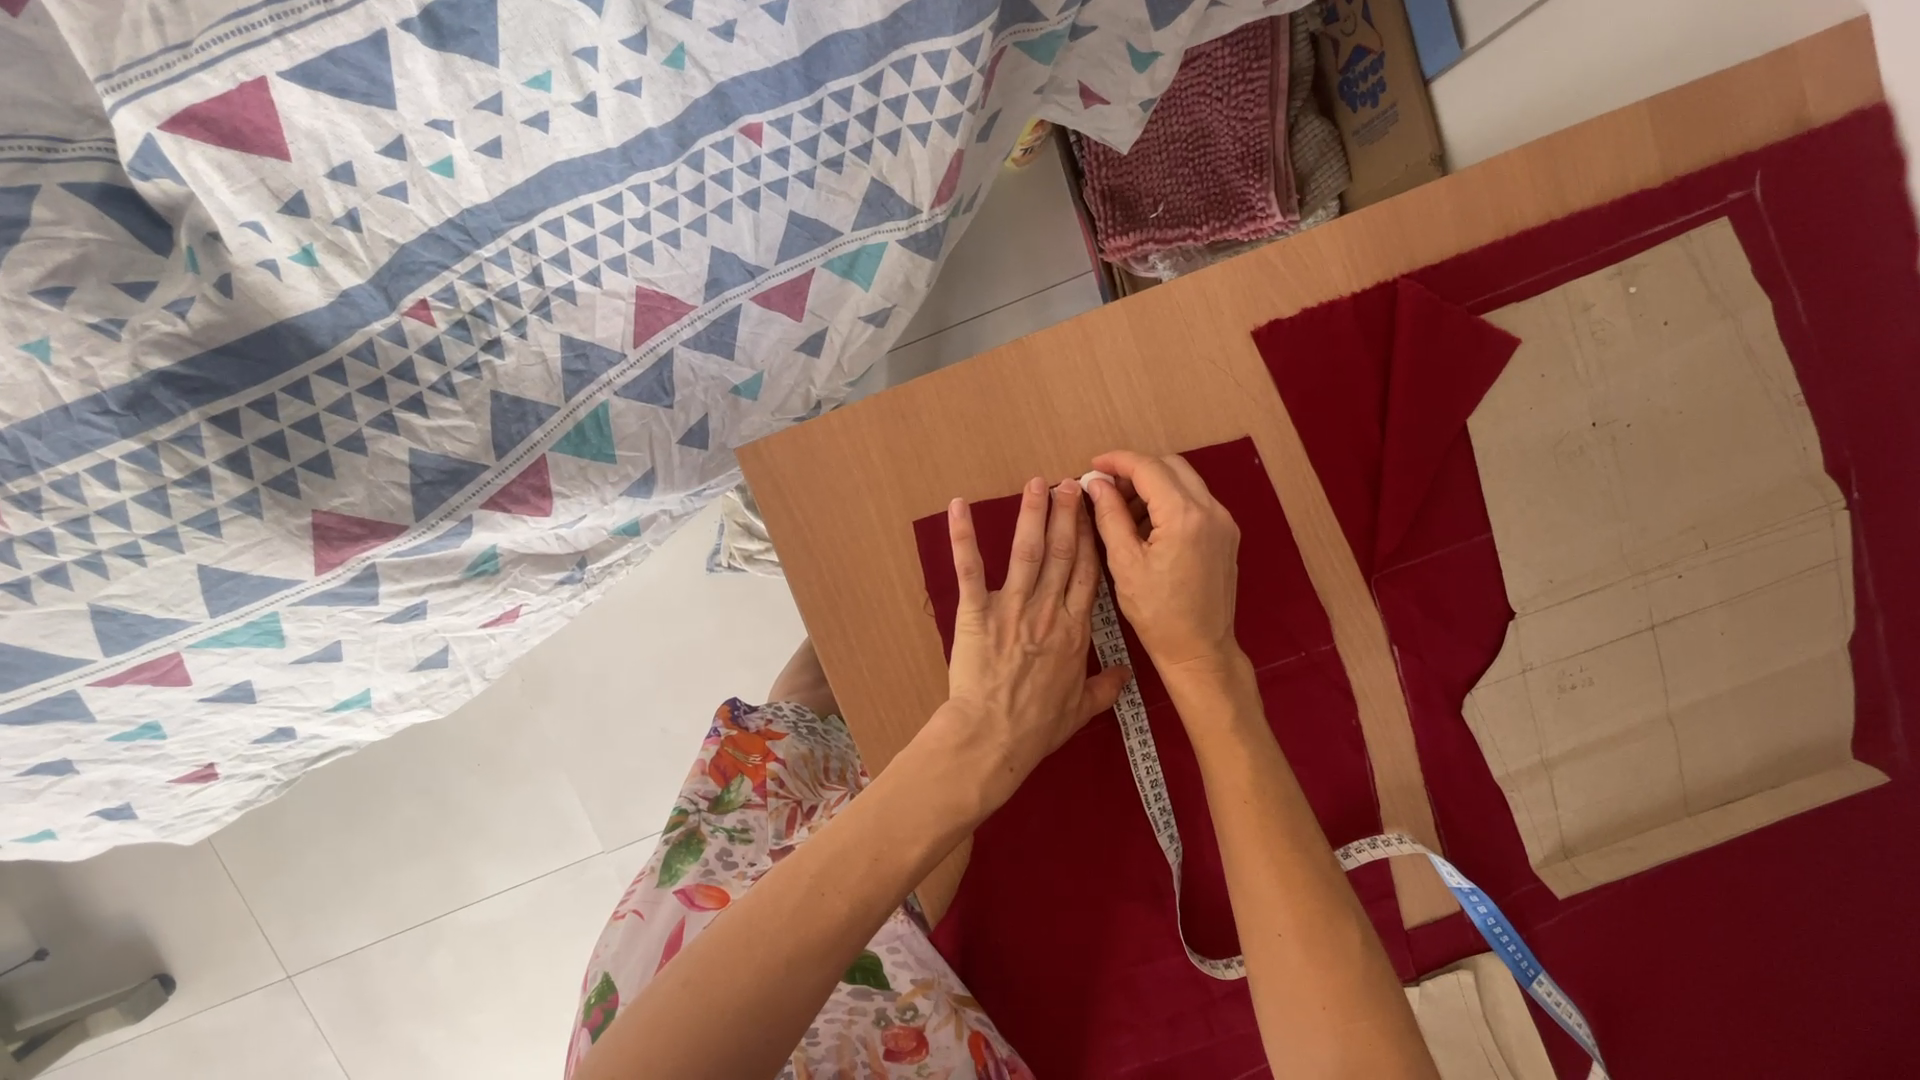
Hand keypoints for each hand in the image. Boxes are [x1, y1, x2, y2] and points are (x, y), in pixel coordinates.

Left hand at [924, 476, 1132, 816]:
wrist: (993, 738)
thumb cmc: (1036, 727)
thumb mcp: (1080, 710)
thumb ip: (1105, 688)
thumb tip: (1126, 674)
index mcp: (1075, 631)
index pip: (1087, 574)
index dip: (1091, 539)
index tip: (1095, 513)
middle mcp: (1048, 611)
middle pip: (1062, 553)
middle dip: (1069, 515)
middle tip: (1073, 483)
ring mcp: (1012, 608)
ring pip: (1027, 552)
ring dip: (1032, 514)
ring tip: (1038, 483)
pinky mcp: (976, 612)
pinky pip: (970, 568)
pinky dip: (962, 536)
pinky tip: (959, 506)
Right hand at [1085, 451, 1242, 674]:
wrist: (1199, 649)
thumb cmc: (1159, 614)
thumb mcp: (1124, 563)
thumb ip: (1109, 516)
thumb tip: (1097, 485)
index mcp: (1185, 517)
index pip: (1148, 468)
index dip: (1117, 461)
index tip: (1094, 467)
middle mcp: (1211, 511)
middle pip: (1170, 467)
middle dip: (1135, 472)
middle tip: (1106, 491)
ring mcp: (1224, 523)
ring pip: (1184, 482)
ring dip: (1152, 487)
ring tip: (1123, 515)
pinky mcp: (1226, 535)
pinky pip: (1195, 503)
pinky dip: (1169, 503)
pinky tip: (1147, 529)